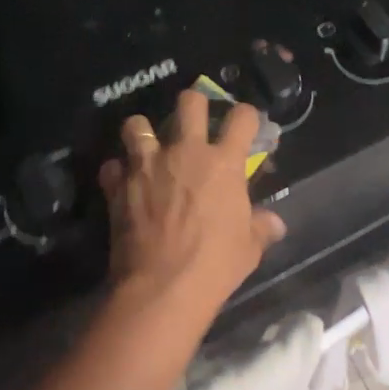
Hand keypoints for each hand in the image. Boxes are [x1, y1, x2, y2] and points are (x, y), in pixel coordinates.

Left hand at [100, 90, 285, 311]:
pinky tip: (123, 183)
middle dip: (193, 104)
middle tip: (192, 120)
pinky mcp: (119, 184)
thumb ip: (261, 228)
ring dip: (142, 132)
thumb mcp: (248, 249)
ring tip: (147, 145)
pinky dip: (117, 172)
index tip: (245, 125)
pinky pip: (112, 165)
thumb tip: (276, 223)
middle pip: (189, 102)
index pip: (242, 118)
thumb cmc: (214, 266)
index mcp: (224, 162)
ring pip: (137, 124)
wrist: (161, 287)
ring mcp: (148, 164)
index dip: (246, 116)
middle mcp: (185, 152)